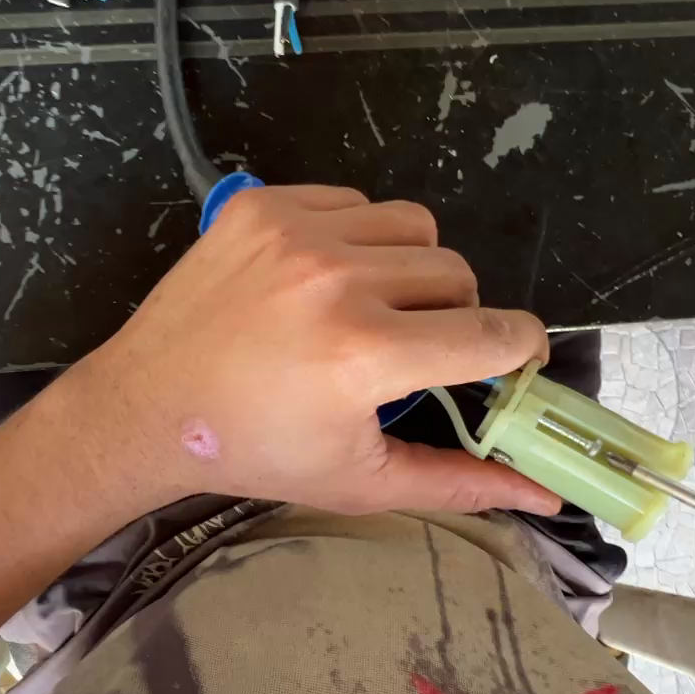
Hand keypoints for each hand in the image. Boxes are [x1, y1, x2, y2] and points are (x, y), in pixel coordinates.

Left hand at [55, 184, 561, 515]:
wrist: (147, 406)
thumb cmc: (254, 452)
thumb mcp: (358, 479)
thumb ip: (459, 482)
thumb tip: (546, 491)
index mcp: (365, 355)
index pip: (495, 333)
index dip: (519, 352)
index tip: (507, 364)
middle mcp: (337, 279)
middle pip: (458, 275)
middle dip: (454, 318)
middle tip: (413, 351)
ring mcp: (296, 231)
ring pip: (414, 226)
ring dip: (411, 269)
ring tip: (372, 308)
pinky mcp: (263, 205)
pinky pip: (354, 202)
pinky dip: (359, 237)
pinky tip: (324, 278)